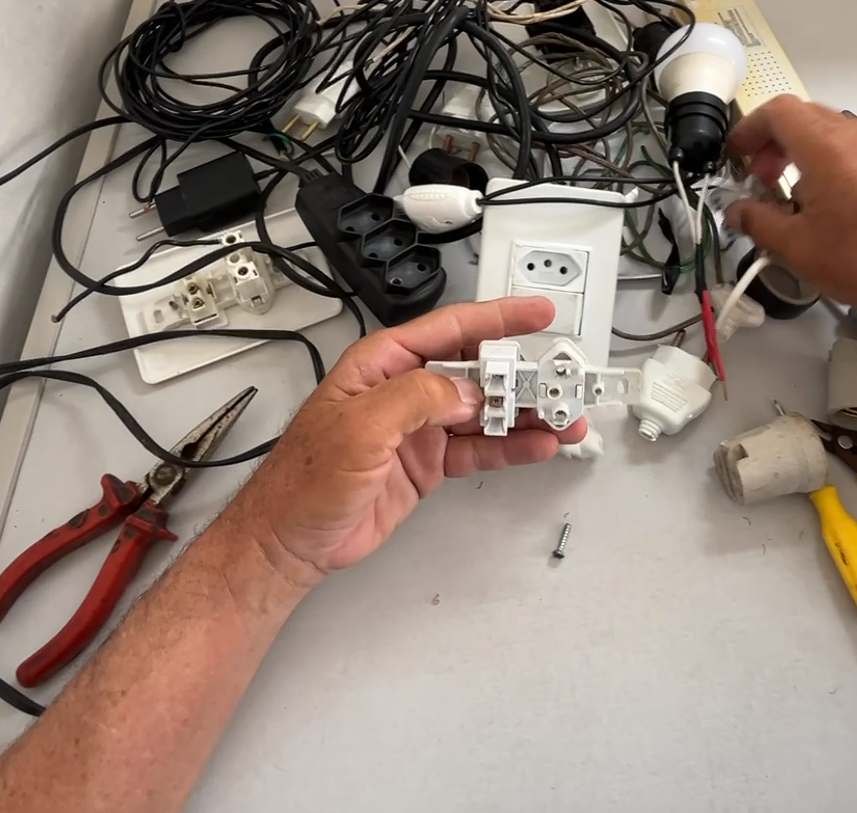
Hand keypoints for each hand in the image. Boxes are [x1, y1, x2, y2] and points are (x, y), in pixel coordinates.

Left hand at [219, 297, 583, 584]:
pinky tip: (537, 446)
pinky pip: (479, 447)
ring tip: (563, 419)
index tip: (537, 314)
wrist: (293, 541)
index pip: (451, 328)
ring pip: (485, 411)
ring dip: (525, 414)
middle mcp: (407, 389)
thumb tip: (467, 392)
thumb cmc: (304, 480)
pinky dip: (510, 446)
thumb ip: (417, 399)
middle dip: (522, 374)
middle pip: (477, 369)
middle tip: (560, 381)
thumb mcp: (359, 427)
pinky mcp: (430, 461)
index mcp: (384, 364)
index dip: (498, 318)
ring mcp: (421, 426)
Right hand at [724, 97, 856, 332]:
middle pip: (803, 118)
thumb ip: (757, 221)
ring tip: (790, 199)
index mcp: (827, 146)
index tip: (737, 153)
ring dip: (800, 156)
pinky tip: (823, 209)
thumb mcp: (795, 246)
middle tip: (758, 178)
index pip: (778, 111)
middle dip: (772, 144)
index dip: (749, 129)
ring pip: (829, 134)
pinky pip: (853, 152)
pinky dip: (827, 166)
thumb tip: (739, 213)